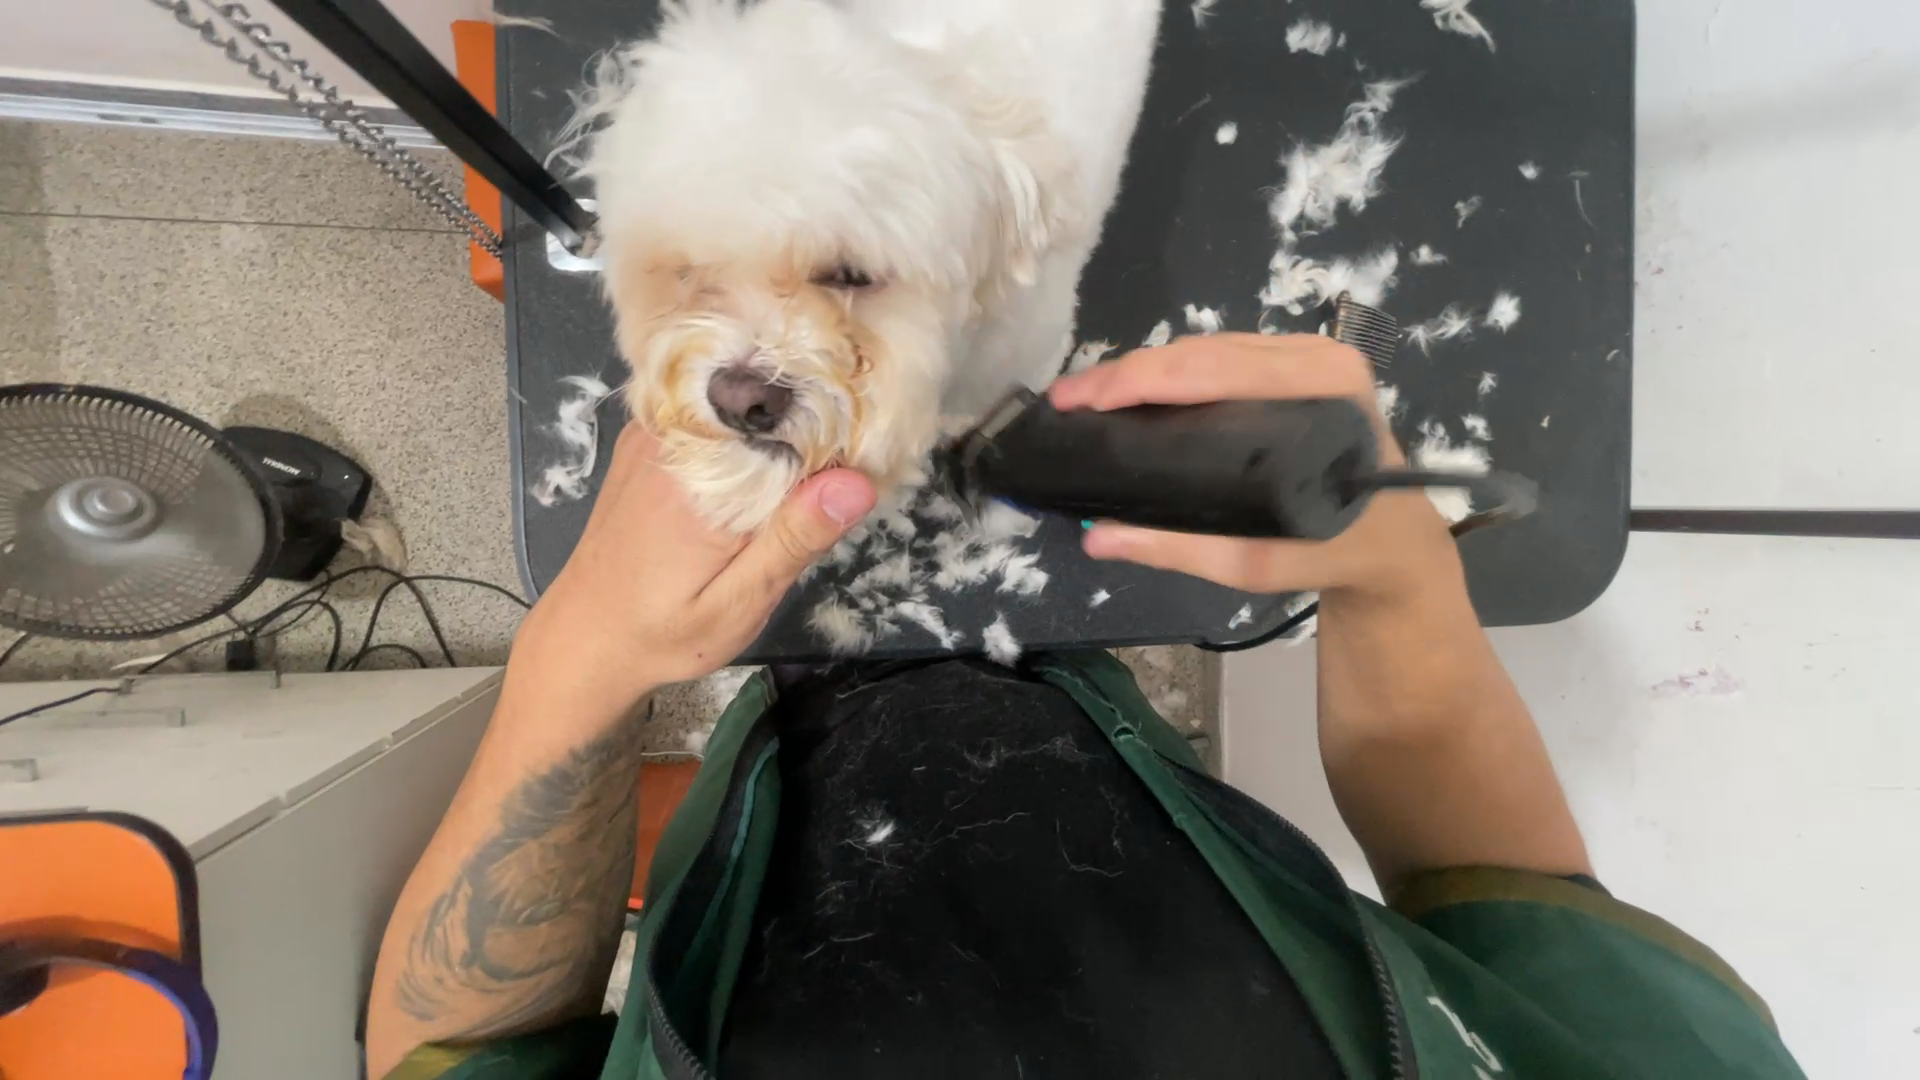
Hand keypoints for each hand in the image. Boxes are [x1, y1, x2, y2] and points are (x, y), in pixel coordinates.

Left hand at [520, 425, 875, 700]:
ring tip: (816, 460)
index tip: (872, 447)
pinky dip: (747, 430)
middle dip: (811, 420)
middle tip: (848, 462)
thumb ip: (793, 540)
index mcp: (698, 476)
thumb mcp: (739, 602)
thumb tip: (857, 482)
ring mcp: (653, 434)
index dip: (836, 424)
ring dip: (780, 425)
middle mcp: (671, 438)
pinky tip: (767, 463)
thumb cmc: (663, 633)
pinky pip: (712, 413)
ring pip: (737, 403)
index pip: (787, 416)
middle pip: (761, 400)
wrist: (585, 639)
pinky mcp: (648, 442)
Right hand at [1048, 333, 1458, 603]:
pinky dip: (1167, 372)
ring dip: (1141, 369)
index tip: (1078, 401)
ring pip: (1202, 346)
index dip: (1135, 381)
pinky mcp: (1293, 365)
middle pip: (1198, 350)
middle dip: (1124, 373)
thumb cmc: (1337, 550)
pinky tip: (1134, 393)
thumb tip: (1096, 538)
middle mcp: (1314, 358)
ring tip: (1090, 396)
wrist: (1397, 542)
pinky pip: (1216, 355)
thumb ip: (1181, 549)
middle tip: (1066, 400)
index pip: (1209, 370)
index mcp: (1318, 391)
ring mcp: (1306, 355)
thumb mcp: (1261, 562)